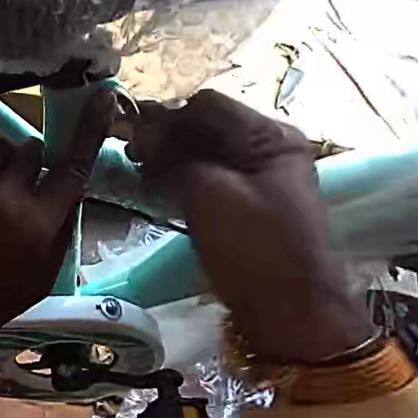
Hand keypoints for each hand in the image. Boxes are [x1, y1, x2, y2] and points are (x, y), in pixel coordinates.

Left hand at [0, 89, 114, 356]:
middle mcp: (6, 197)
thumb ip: (60, 234)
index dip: (91, 129)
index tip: (102, 98)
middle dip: (29, 163)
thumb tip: (69, 195)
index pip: (74, 167)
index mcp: (38, 224)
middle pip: (31, 149)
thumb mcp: (39, 280)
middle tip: (15, 183)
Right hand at [126, 90, 372, 363]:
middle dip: (164, 136)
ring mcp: (255, 177)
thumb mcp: (209, 192)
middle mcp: (265, 149)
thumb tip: (141, 134)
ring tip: (137, 169)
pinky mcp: (242, 203)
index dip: (166, 115)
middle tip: (129, 152)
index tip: (130, 133)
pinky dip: (177, 176)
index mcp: (270, 137)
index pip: (208, 105)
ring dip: (167, 156)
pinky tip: (153, 185)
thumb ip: (174, 155)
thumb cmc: (253, 246)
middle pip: (205, 126)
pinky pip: (204, 175)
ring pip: (201, 152)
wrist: (288, 312)